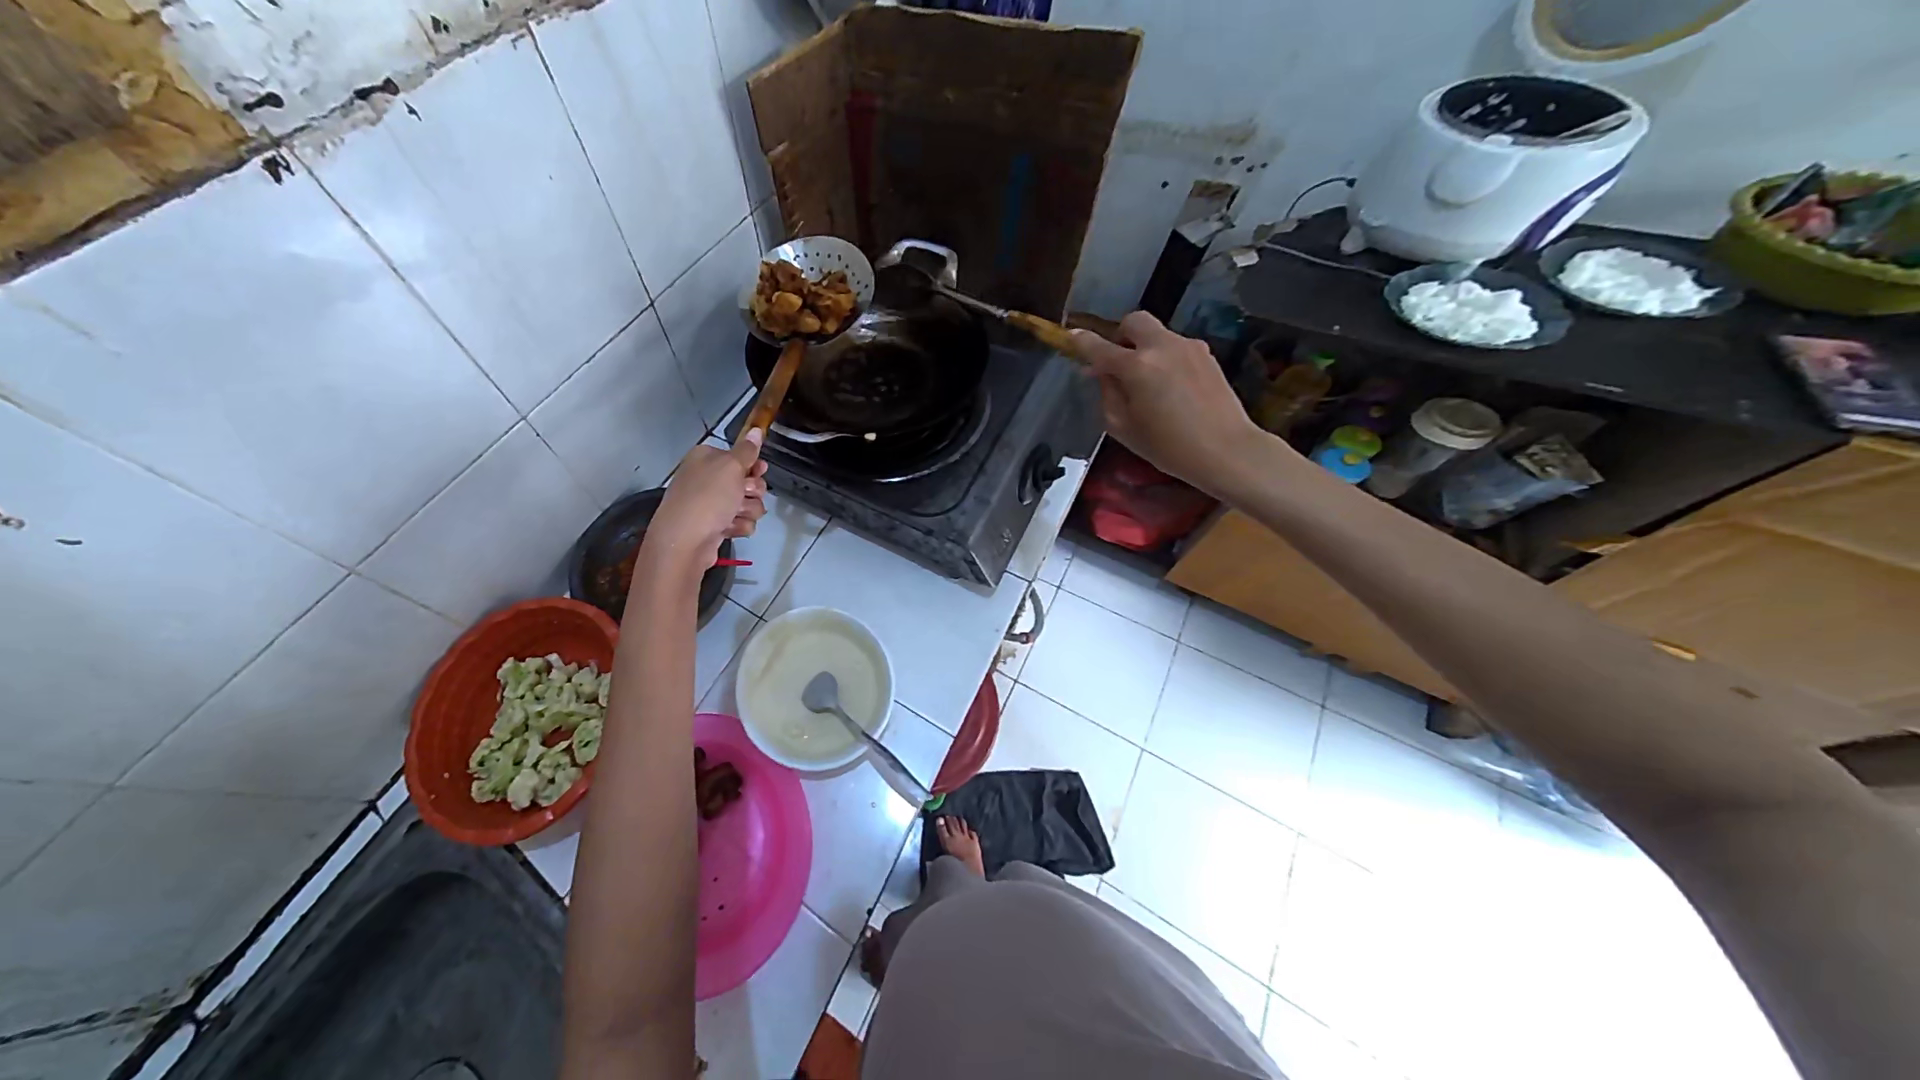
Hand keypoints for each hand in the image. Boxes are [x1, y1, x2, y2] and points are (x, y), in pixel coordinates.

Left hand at [640, 431, 767, 580]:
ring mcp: (711, 503)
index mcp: (707, 458)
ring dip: (748, 510)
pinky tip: (727, 528)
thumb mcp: (730, 466)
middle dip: (752, 491)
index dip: (754, 466)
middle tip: (743, 494)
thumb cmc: (707, 497)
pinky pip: (741, 522)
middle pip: (749, 481)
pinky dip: (738, 525)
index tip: (759, 471)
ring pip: (749, 503)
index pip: (741, 457)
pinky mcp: (716, 525)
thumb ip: (747, 450)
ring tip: (733, 515)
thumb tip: (757, 430)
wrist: (685, 541)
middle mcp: (708, 478)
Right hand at [1068, 312, 1271, 497]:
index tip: (1072, 336)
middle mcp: (1162, 347)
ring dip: (1145, 349)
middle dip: (1121, 336)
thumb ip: (1108, 394)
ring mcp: (1188, 347)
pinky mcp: (1206, 354)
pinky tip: (1172, 389)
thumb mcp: (1123, 428)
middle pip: (1133, 321)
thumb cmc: (1168, 447)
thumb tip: (1103, 373)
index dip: (1082, 341)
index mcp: (1136, 366)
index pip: (1099, 347)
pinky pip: (1176, 347)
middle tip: (1119, 362)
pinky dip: (1165, 359)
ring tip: (1148, 383)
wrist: (1225, 449)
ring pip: (1157, 334)